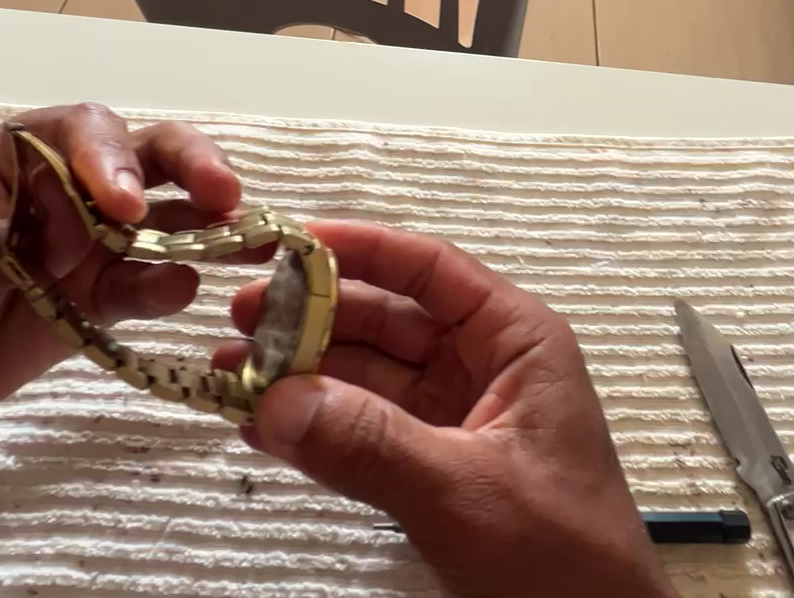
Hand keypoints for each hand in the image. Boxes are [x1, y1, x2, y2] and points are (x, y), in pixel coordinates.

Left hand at [0, 103, 240, 447]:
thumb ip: (7, 240)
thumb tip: (81, 240)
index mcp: (24, 159)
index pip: (86, 133)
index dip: (113, 158)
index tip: (121, 206)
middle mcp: (73, 191)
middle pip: (150, 160)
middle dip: (195, 169)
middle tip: (227, 195)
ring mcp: (94, 245)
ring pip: (168, 220)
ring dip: (210, 226)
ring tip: (248, 241)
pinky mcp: (102, 297)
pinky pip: (147, 284)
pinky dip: (170, 286)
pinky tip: (185, 291)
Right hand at [224, 222, 675, 597]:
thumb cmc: (559, 553)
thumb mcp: (466, 489)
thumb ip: (371, 444)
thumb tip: (276, 401)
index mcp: (514, 336)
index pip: (431, 268)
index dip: (363, 247)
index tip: (293, 240)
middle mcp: (482, 359)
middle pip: (390, 315)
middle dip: (317, 313)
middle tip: (243, 316)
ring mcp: (454, 408)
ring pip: (370, 369)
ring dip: (306, 369)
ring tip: (234, 369)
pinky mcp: (431, 456)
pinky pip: (365, 423)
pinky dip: (317, 422)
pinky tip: (264, 420)